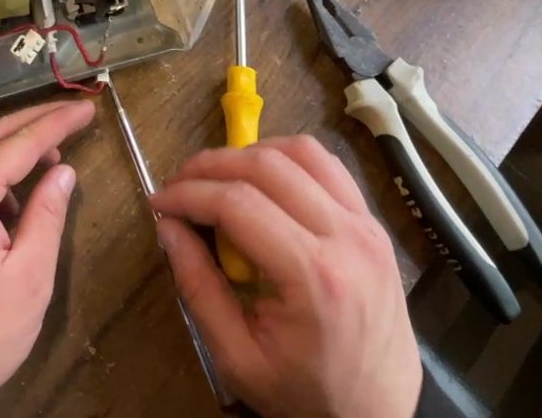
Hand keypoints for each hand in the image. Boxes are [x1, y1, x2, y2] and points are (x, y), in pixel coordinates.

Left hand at [0, 100, 96, 416]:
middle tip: (73, 116)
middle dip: (34, 120)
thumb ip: (47, 215)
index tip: (87, 109)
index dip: (56, 123)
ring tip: (47, 151)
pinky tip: (7, 185)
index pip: (17, 142)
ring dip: (7, 136)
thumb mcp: (29, 279)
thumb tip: (62, 170)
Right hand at [151, 136, 421, 417]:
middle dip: (212, 165)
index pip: (238, 203)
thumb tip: (167, 225)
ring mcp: (367, 225)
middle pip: (267, 166)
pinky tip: (264, 180)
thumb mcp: (239, 358)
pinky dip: (288, 159)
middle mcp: (346, 238)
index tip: (160, 200)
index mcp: (313, 276)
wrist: (382, 417)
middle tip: (180, 183)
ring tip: (220, 177)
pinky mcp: (374, 223)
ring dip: (251, 153)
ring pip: (301, 152)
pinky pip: (328, 165)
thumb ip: (199, 287)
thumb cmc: (306, 395)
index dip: (190, 193)